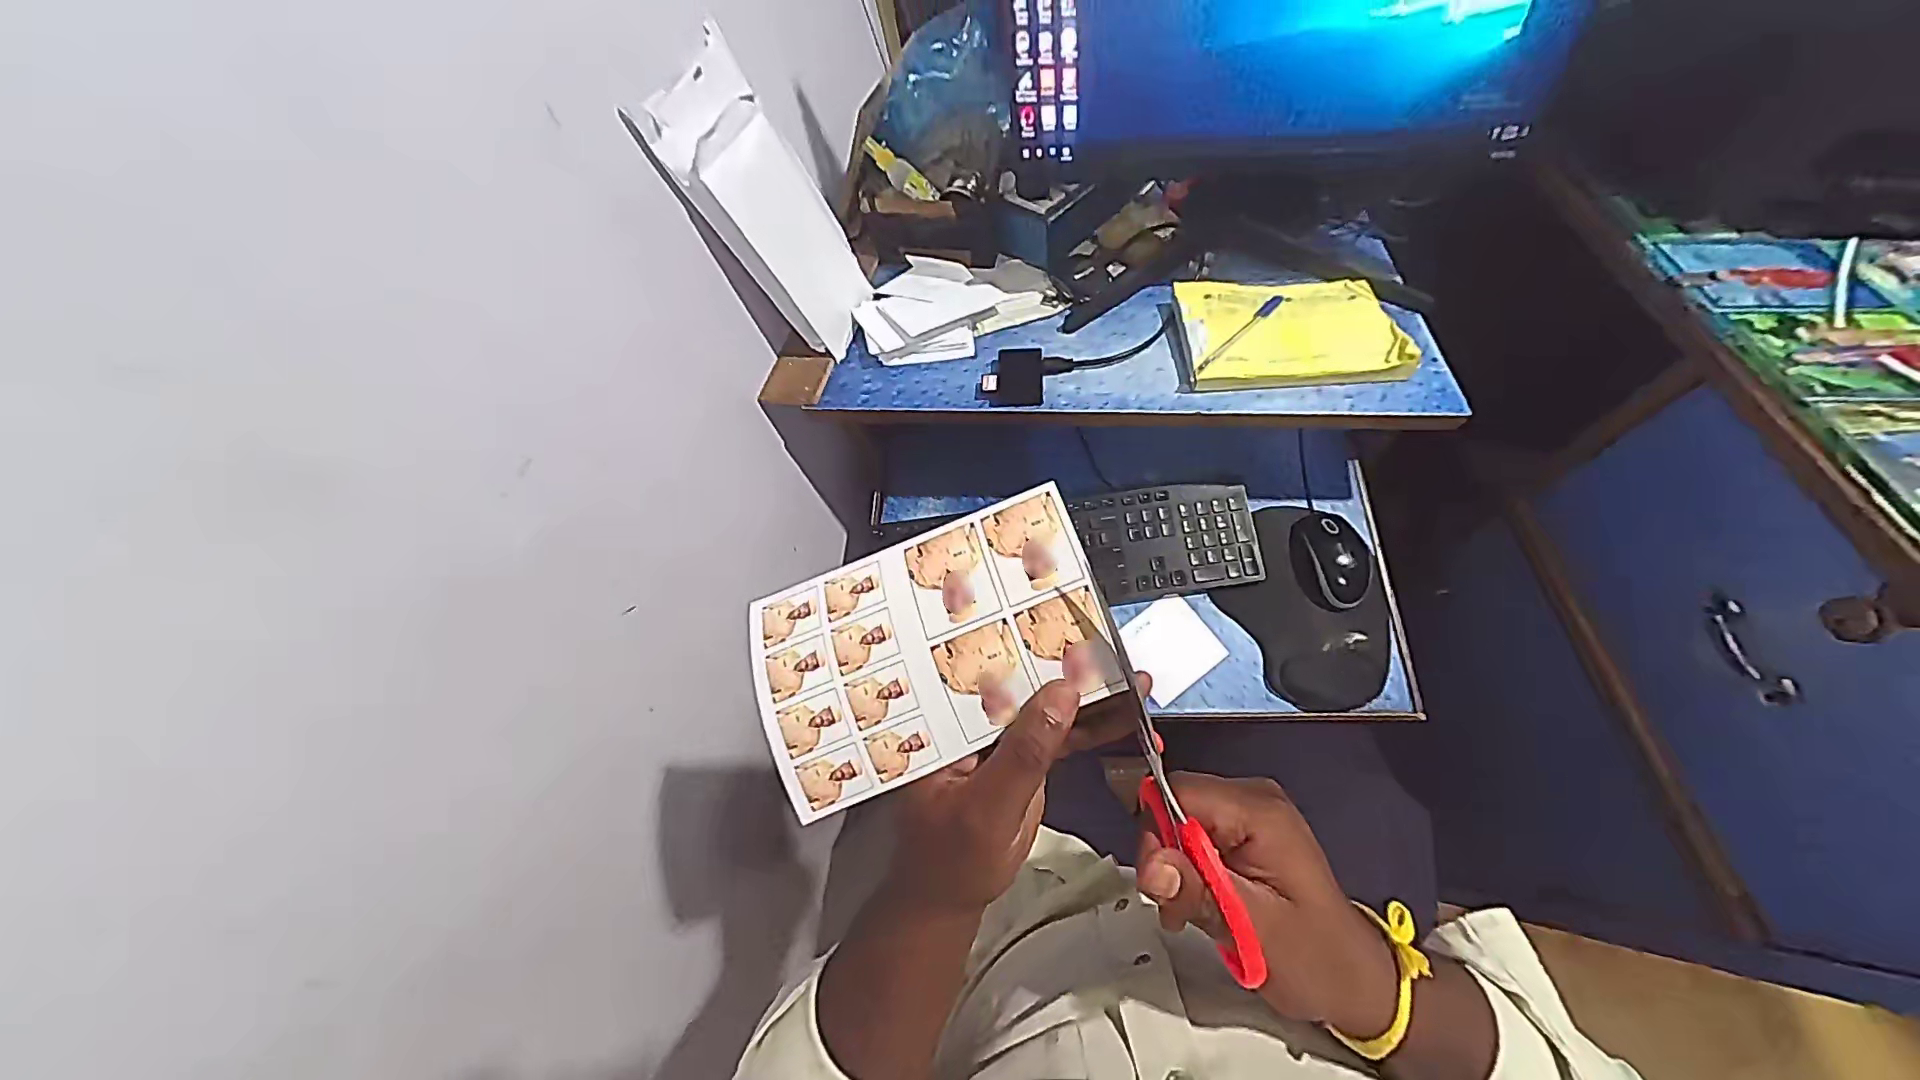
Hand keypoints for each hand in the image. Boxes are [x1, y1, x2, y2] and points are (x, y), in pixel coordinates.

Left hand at [887, 673, 1149, 911]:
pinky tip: (1122, 716)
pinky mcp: (1022, 754)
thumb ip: (1025, 753)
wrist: (953, 896)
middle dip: (1066, 668)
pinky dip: (1091, 727)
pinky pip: (1060, 735)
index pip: (986, 675)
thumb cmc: (952, 860)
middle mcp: (970, 720)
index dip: (1028, 652)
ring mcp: (1000, 736)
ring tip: (1129, 680)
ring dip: (1089, 697)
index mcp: (945, 722)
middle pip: (1022, 684)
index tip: (1068, 640)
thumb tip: (1060, 695)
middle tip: (1107, 650)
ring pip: (1048, 708)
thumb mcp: (988, 808)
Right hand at [1135, 773, 1397, 1038]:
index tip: (1161, 881)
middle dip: (1164, 854)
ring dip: (1174, 866)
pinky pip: (1192, 831)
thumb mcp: (1254, 930)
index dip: (1158, 832)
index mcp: (1260, 811)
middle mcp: (1252, 797)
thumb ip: (1198, 891)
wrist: (1354, 979)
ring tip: (1191, 909)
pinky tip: (1200, 898)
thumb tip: (1152, 866)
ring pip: (1177, 818)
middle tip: (1177, 905)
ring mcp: (1248, 810)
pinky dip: (1186, 866)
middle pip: (1174, 802)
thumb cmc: (1315, 958)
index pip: (1177, 791)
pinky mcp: (1242, 828)